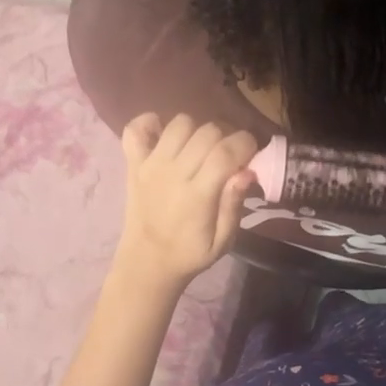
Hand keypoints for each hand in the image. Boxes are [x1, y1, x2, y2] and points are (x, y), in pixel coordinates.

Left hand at [113, 113, 259, 291]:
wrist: (146, 263)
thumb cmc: (189, 253)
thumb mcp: (222, 241)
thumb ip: (234, 205)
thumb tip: (247, 171)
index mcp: (197, 195)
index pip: (226, 151)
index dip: (245, 143)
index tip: (251, 152)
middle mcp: (172, 173)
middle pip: (207, 132)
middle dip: (226, 136)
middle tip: (228, 154)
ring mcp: (150, 165)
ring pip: (179, 124)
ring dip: (196, 129)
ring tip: (200, 147)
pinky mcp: (134, 163)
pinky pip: (135, 129)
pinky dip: (150, 123)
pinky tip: (163, 135)